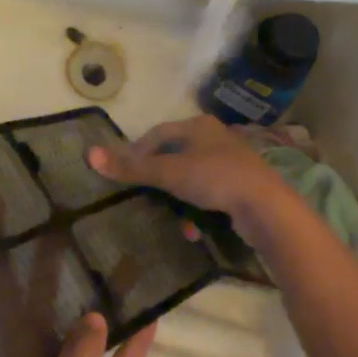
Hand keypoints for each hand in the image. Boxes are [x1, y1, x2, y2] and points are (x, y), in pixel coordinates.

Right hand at [87, 116, 284, 236]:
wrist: (268, 208)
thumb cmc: (215, 179)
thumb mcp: (169, 173)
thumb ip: (132, 167)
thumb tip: (89, 155)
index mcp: (198, 125)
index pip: (158, 133)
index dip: (137, 151)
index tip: (123, 170)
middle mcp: (215, 138)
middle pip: (175, 156)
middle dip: (159, 179)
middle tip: (143, 194)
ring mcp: (231, 163)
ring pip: (192, 179)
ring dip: (178, 200)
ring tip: (170, 218)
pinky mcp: (242, 188)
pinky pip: (210, 196)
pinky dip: (198, 210)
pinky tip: (194, 230)